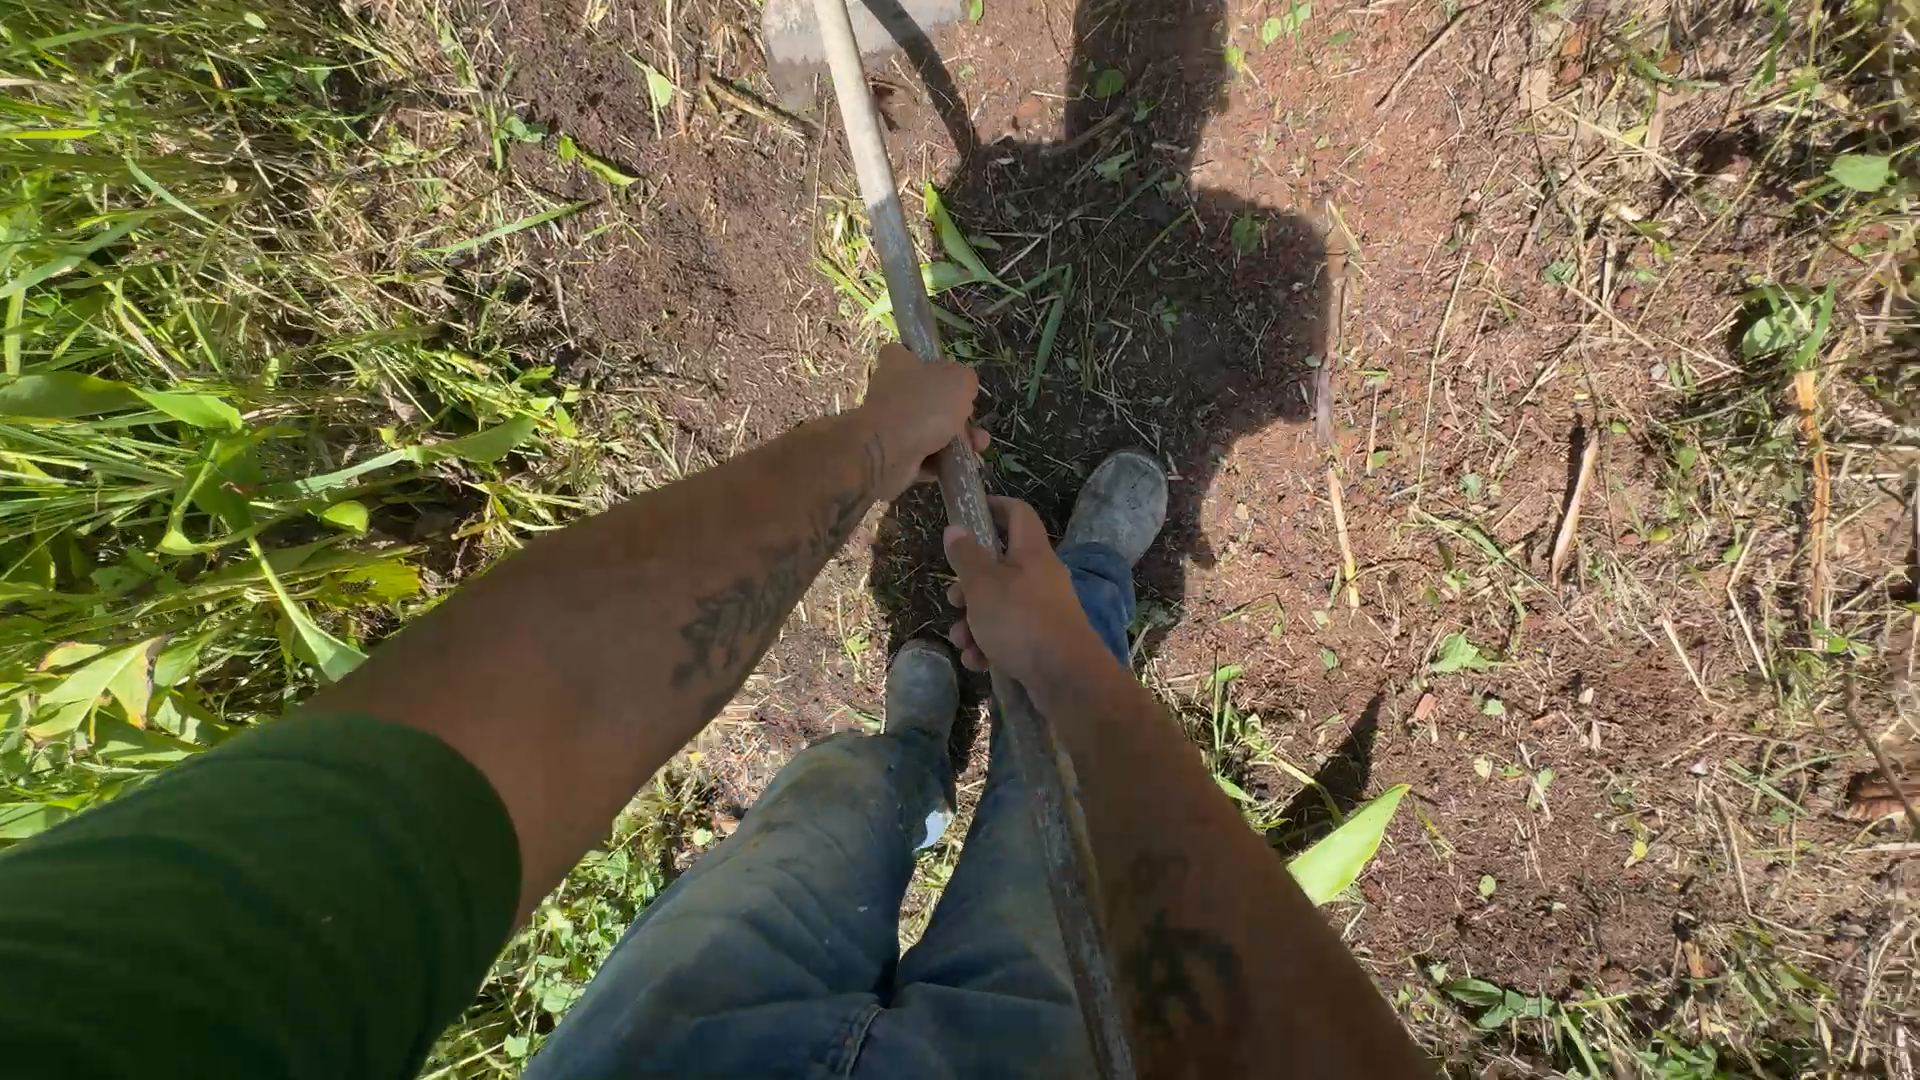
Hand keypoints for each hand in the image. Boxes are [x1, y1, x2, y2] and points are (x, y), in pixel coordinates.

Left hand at [857, 343, 986, 500]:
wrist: (887, 452)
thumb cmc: (923, 406)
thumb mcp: (958, 381)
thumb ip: (966, 380)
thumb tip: (963, 391)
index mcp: (898, 364)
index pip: (906, 354)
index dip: (927, 364)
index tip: (948, 379)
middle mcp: (891, 392)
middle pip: (929, 399)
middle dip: (958, 414)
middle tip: (973, 424)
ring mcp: (891, 426)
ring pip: (931, 430)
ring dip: (958, 440)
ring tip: (978, 447)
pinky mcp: (893, 455)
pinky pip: (925, 456)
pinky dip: (944, 461)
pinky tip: (963, 465)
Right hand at [943, 496, 1109, 685]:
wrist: (1065, 677)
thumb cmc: (1020, 621)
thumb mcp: (982, 584)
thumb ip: (966, 555)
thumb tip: (955, 528)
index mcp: (1031, 552)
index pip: (1017, 513)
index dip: (994, 506)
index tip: (969, 512)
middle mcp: (1041, 576)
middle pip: (999, 567)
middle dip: (968, 587)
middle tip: (954, 601)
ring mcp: (1044, 610)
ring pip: (999, 606)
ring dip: (973, 623)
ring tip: (962, 642)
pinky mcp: (1043, 640)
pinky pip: (1009, 634)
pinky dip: (990, 644)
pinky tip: (978, 661)